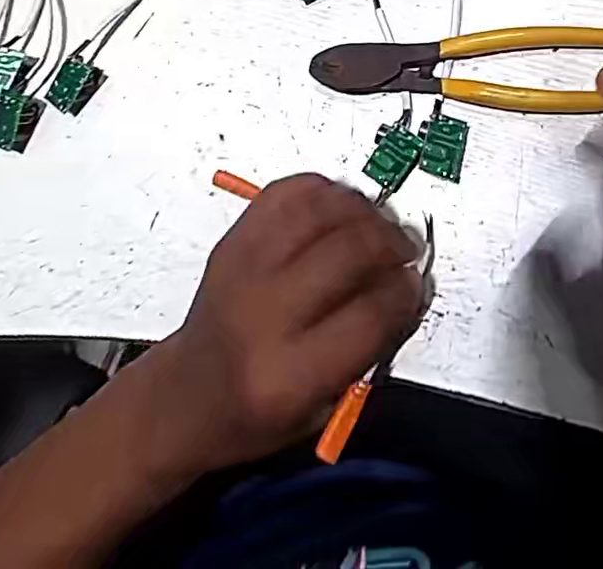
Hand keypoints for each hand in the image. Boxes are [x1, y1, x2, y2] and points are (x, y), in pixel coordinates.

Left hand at [125, 174, 423, 475]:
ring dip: (362, 209)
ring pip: (318, 211)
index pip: (370, 314)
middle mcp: (261, 315)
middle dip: (392, 242)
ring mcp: (242, 270)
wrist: (186, 395)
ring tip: (377, 221)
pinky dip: (322, 190)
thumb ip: (371, 347)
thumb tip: (410, 286)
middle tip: (405, 246)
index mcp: (287, 375)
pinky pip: (286, 193)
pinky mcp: (232, 242)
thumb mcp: (322, 406)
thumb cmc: (255, 413)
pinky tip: (339, 206)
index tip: (415, 281)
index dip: (406, 290)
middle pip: (349, 251)